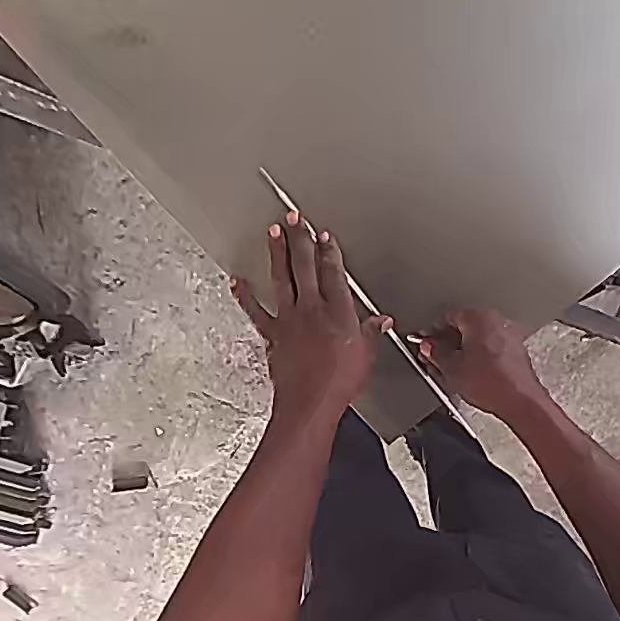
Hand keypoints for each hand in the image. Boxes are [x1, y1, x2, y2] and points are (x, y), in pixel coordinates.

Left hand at [232, 213, 390, 425]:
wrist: (311, 402)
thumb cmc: (338, 383)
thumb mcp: (366, 356)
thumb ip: (372, 334)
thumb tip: (382, 322)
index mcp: (338, 312)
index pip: (333, 273)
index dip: (329, 251)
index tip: (325, 236)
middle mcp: (312, 309)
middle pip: (305, 266)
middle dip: (301, 239)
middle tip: (295, 218)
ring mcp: (289, 320)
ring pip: (282, 278)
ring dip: (277, 253)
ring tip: (273, 232)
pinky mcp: (273, 334)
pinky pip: (256, 311)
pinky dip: (245, 296)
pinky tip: (237, 282)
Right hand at [416, 308, 549, 419]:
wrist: (520, 401)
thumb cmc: (492, 383)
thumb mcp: (451, 368)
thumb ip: (435, 353)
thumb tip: (429, 347)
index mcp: (478, 318)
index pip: (448, 317)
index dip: (433, 332)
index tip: (426, 344)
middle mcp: (497, 321)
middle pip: (465, 326)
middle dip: (449, 342)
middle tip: (437, 358)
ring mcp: (509, 336)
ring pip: (479, 339)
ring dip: (465, 351)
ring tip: (454, 370)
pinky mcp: (516, 352)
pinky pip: (492, 349)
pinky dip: (480, 358)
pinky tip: (473, 374)